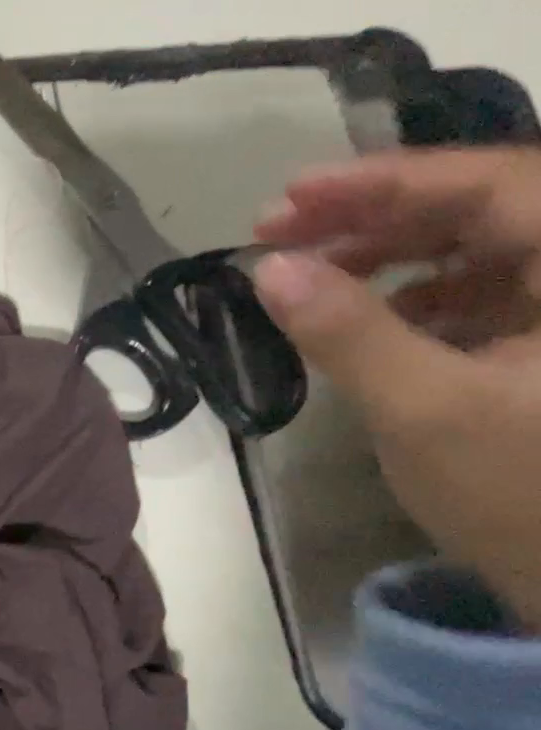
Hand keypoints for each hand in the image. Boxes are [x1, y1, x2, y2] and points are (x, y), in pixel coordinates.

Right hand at [253, 148, 540, 627]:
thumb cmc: (522, 493)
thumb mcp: (422, 410)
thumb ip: (346, 332)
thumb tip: (270, 269)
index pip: (496, 185)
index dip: (387, 181)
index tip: (288, 194)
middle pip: (490, 204)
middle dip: (377, 212)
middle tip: (278, 231)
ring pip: (485, 243)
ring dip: (390, 251)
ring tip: (306, 272)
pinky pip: (491, 287)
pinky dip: (419, 292)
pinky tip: (365, 315)